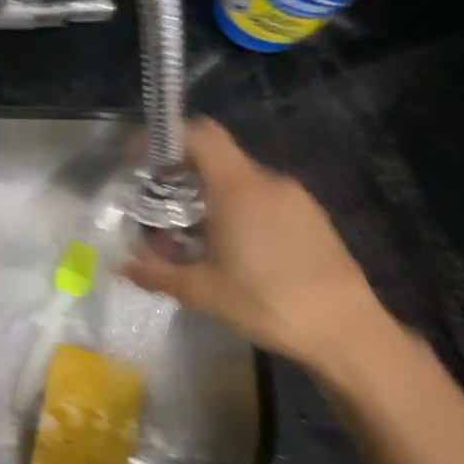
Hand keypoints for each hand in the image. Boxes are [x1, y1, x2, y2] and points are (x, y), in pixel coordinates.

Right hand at [123, 118, 391, 371]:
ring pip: (239, 183)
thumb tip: (120, 265)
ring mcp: (294, 199)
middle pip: (216, 161)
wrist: (343, 328)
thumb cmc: (264, 302)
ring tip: (188, 240)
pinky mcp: (310, 218)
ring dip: (207, 201)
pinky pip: (262, 201)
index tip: (140, 161)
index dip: (166, 138)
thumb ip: (155, 272)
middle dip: (180, 180)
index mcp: (238, 189)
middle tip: (155, 213)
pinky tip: (226, 252)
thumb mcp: (199, 291)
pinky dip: (235, 213)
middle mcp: (268, 183)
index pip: (202, 135)